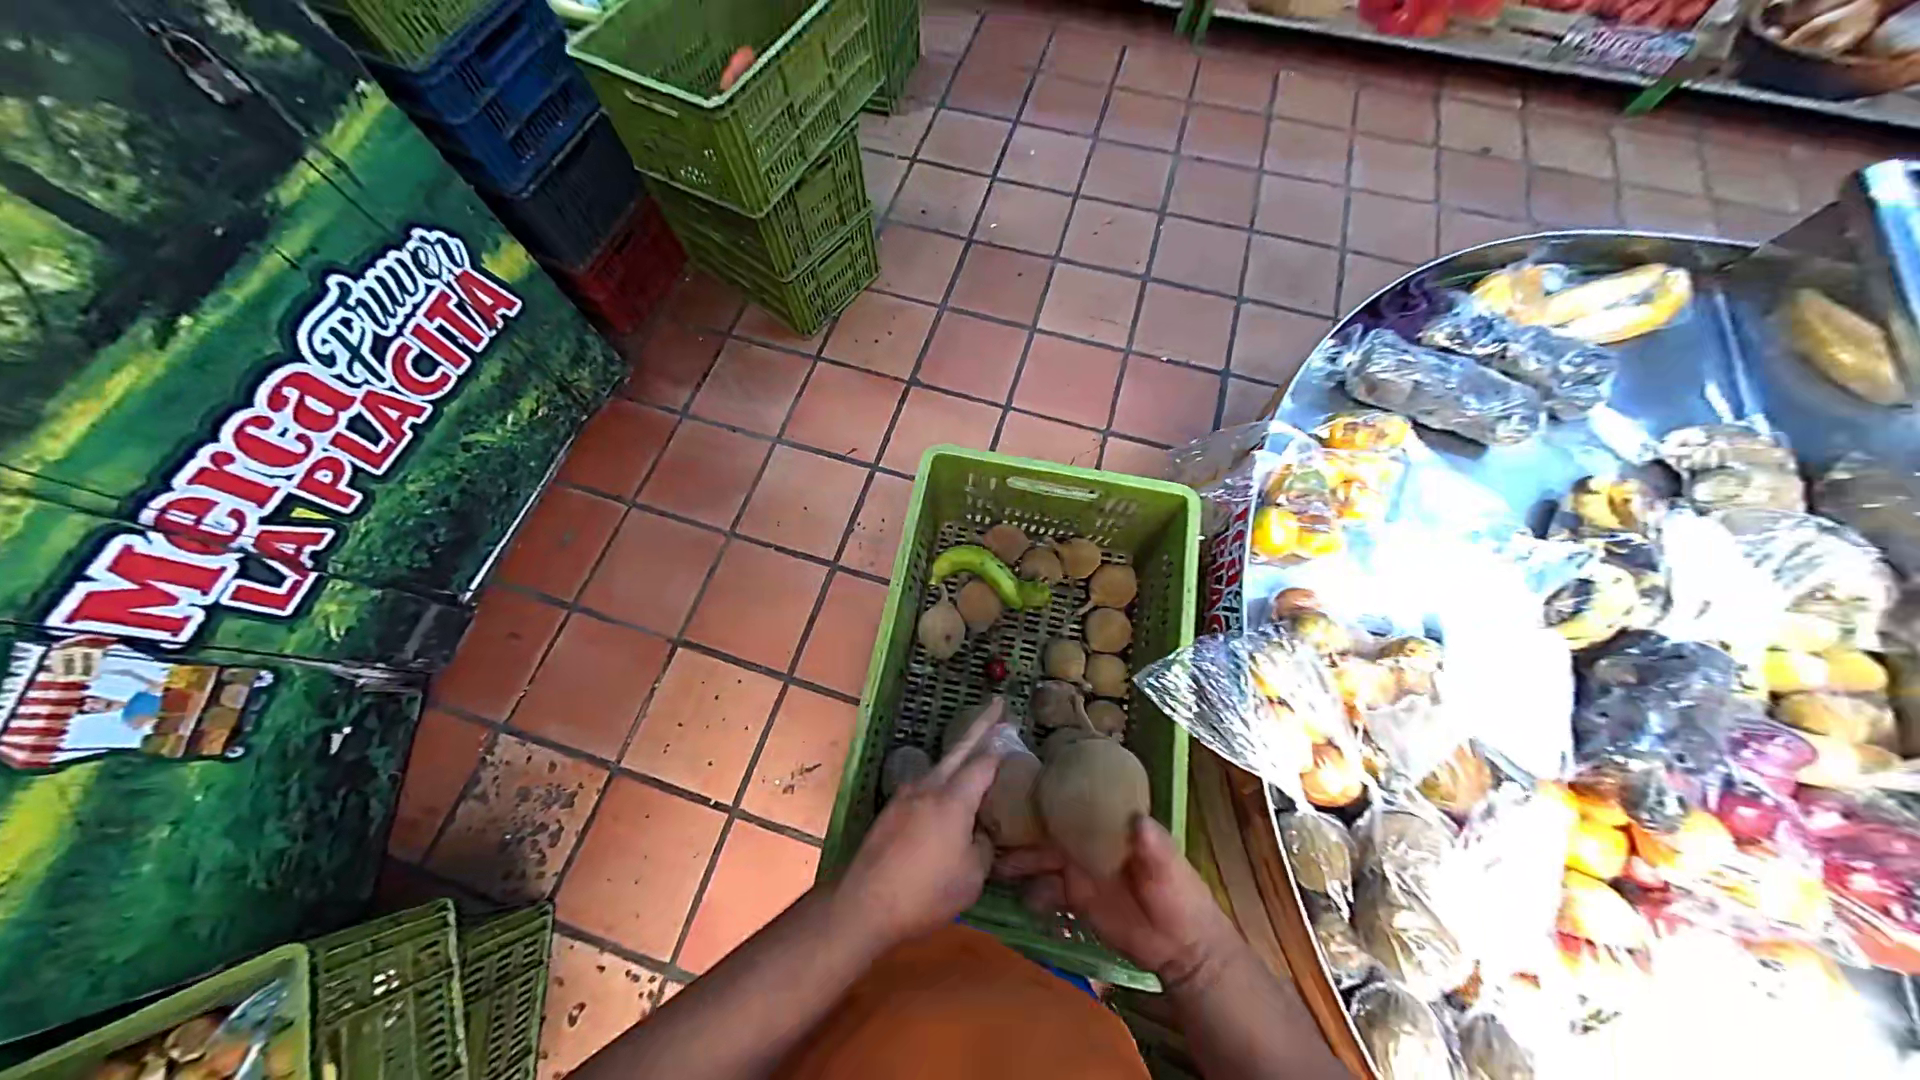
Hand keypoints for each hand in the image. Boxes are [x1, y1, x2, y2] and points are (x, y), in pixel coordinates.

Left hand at [835, 704, 1008, 947]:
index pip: (984, 763)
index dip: (1002, 748)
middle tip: (997, 704)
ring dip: (960, 756)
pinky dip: (942, 780)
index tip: (1015, 732)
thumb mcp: (971, 877)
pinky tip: (946, 796)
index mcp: (953, 799)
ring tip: (976, 754)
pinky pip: (925, 786)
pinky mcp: (891, 811)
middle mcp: (928, 787)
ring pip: (940, 767)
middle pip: (960, 750)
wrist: (863, 905)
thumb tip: (981, 831)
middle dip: (980, 725)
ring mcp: (905, 796)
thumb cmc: (925, 893)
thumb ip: (983, 846)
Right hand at [997, 815, 1239, 989]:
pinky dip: (1032, 893)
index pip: (1073, 799)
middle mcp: (1088, 839)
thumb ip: (1155, 846)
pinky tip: (1026, 900)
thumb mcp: (1171, 869)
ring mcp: (1079, 868)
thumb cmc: (1181, 897)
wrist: (1182, 948)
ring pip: (1041, 857)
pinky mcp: (1074, 897)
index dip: (1048, 791)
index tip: (1019, 784)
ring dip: (1020, 860)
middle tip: (994, 832)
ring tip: (998, 867)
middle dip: (1021, 828)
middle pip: (1047, 828)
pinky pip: (1045, 890)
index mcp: (1109, 822)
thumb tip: (1139, 820)